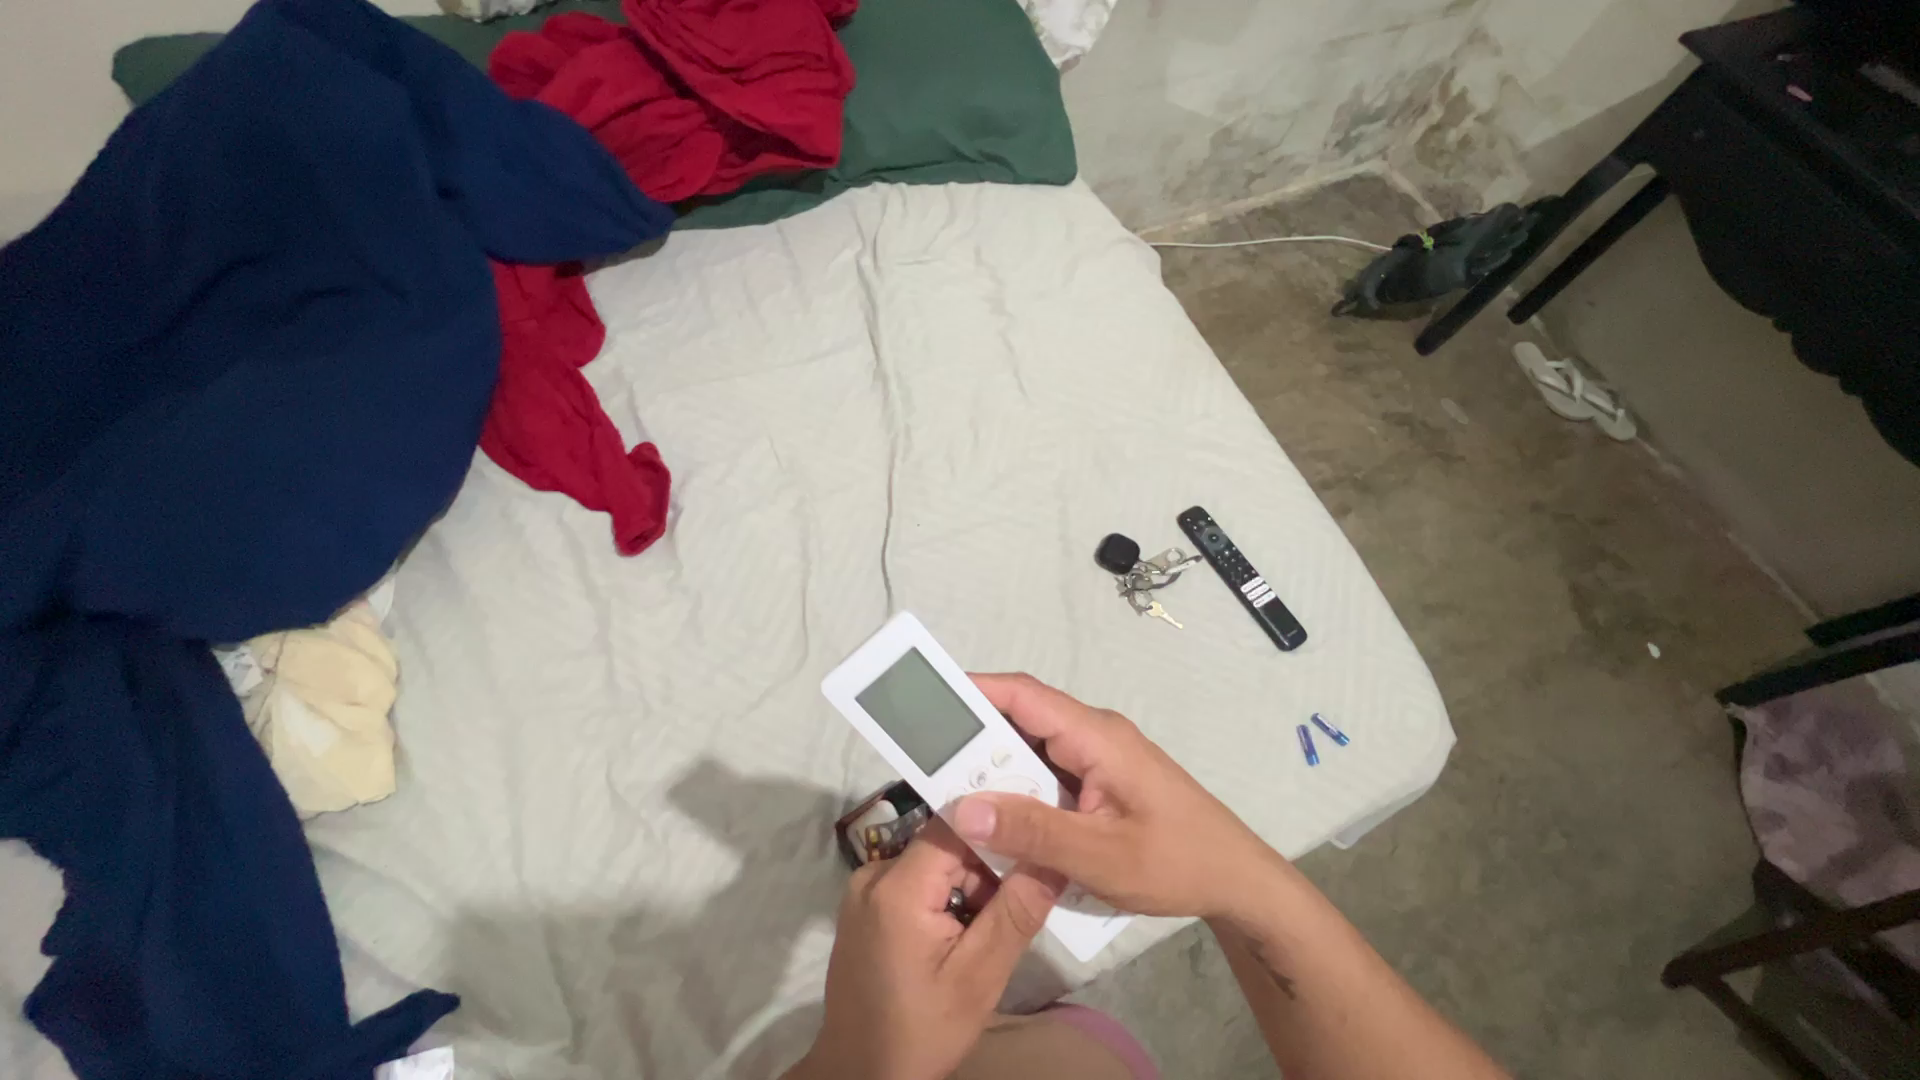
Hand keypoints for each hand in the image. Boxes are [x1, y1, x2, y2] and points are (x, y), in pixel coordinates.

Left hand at [788, 827, 1061, 1079]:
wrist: (859, 1076)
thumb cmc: (920, 1032)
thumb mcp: (979, 978)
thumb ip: (1016, 912)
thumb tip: (1053, 856)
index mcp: (897, 886)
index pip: (957, 825)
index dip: (998, 831)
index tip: (1034, 846)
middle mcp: (873, 873)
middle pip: (945, 843)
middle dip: (984, 870)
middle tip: (1010, 912)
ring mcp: (864, 888)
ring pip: (933, 861)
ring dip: (965, 886)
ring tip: (981, 934)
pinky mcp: (864, 905)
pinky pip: (914, 879)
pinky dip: (942, 896)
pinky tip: (956, 937)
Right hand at [951, 673, 1289, 922]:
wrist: (1237, 880)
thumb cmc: (1176, 862)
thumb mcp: (1100, 856)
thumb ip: (1032, 832)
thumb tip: (964, 808)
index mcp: (1096, 736)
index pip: (1024, 696)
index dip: (973, 690)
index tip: (926, 698)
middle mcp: (1093, 735)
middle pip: (1022, 719)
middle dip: (973, 735)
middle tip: (924, 758)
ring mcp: (1098, 757)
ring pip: (1032, 747)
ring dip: (994, 766)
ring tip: (947, 788)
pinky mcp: (1100, 780)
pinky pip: (1048, 771)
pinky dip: (1018, 787)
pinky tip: (994, 814)